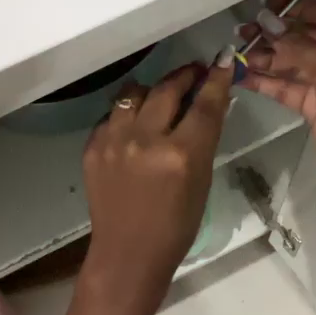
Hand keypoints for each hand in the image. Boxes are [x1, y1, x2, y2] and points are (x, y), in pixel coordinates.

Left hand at [65, 56, 234, 314]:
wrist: (128, 252)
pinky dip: (127, 113)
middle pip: (167, 89)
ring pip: (135, 93)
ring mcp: (114, 141)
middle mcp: (145, 140)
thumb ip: (204, 139)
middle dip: (184, 75)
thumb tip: (212, 102)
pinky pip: (112, 114)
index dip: (216, 80)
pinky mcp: (92, 146)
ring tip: (162, 93)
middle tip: (195, 71)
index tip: (222, 62)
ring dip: (152, 89)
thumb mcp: (202, 181)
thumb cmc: (176, 224)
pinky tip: (135, 122)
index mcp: (181, 154)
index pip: (204, 104)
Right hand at [242, 0, 315, 215]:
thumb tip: (270, 26)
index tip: (271, 5)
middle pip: (312, 39)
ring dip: (269, 56)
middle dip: (280, 33)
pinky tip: (245, 75)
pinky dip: (269, 81)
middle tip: (247, 28)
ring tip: (240, 49)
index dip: (303, 9)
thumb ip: (300, 48)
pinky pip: (290, 87)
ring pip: (297, 63)